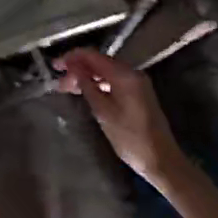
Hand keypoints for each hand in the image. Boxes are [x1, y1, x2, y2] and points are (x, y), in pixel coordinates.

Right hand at [54, 47, 180, 181]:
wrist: (162, 161)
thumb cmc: (130, 137)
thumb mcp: (103, 112)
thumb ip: (87, 86)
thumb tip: (73, 68)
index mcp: (124, 74)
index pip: (92, 55)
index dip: (71, 57)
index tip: (55, 66)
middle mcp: (132, 73)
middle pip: (99, 62)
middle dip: (77, 68)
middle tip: (59, 80)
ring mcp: (137, 84)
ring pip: (105, 72)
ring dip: (86, 77)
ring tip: (67, 88)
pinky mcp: (138, 95)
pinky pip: (113, 81)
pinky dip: (98, 84)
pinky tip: (86, 93)